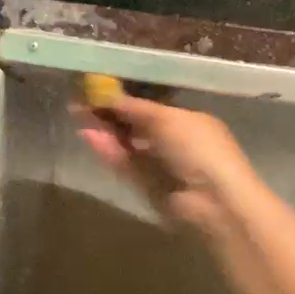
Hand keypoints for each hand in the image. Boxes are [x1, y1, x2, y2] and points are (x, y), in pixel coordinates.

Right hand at [77, 95, 256, 231]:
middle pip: (137, 126)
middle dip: (111, 116)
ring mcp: (163, 167)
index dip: (125, 100)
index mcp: (189, 121)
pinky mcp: (150, 189)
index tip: (98, 91)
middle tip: (81, 105)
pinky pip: (127, 166)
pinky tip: (90, 138)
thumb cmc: (198, 148)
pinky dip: (110, 152)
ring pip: (129, 146)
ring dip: (106, 133)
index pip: (151, 108)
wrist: (215, 202)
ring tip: (79, 118)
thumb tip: (110, 97)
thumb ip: (135, 108)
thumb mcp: (167, 119)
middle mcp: (176, 142)